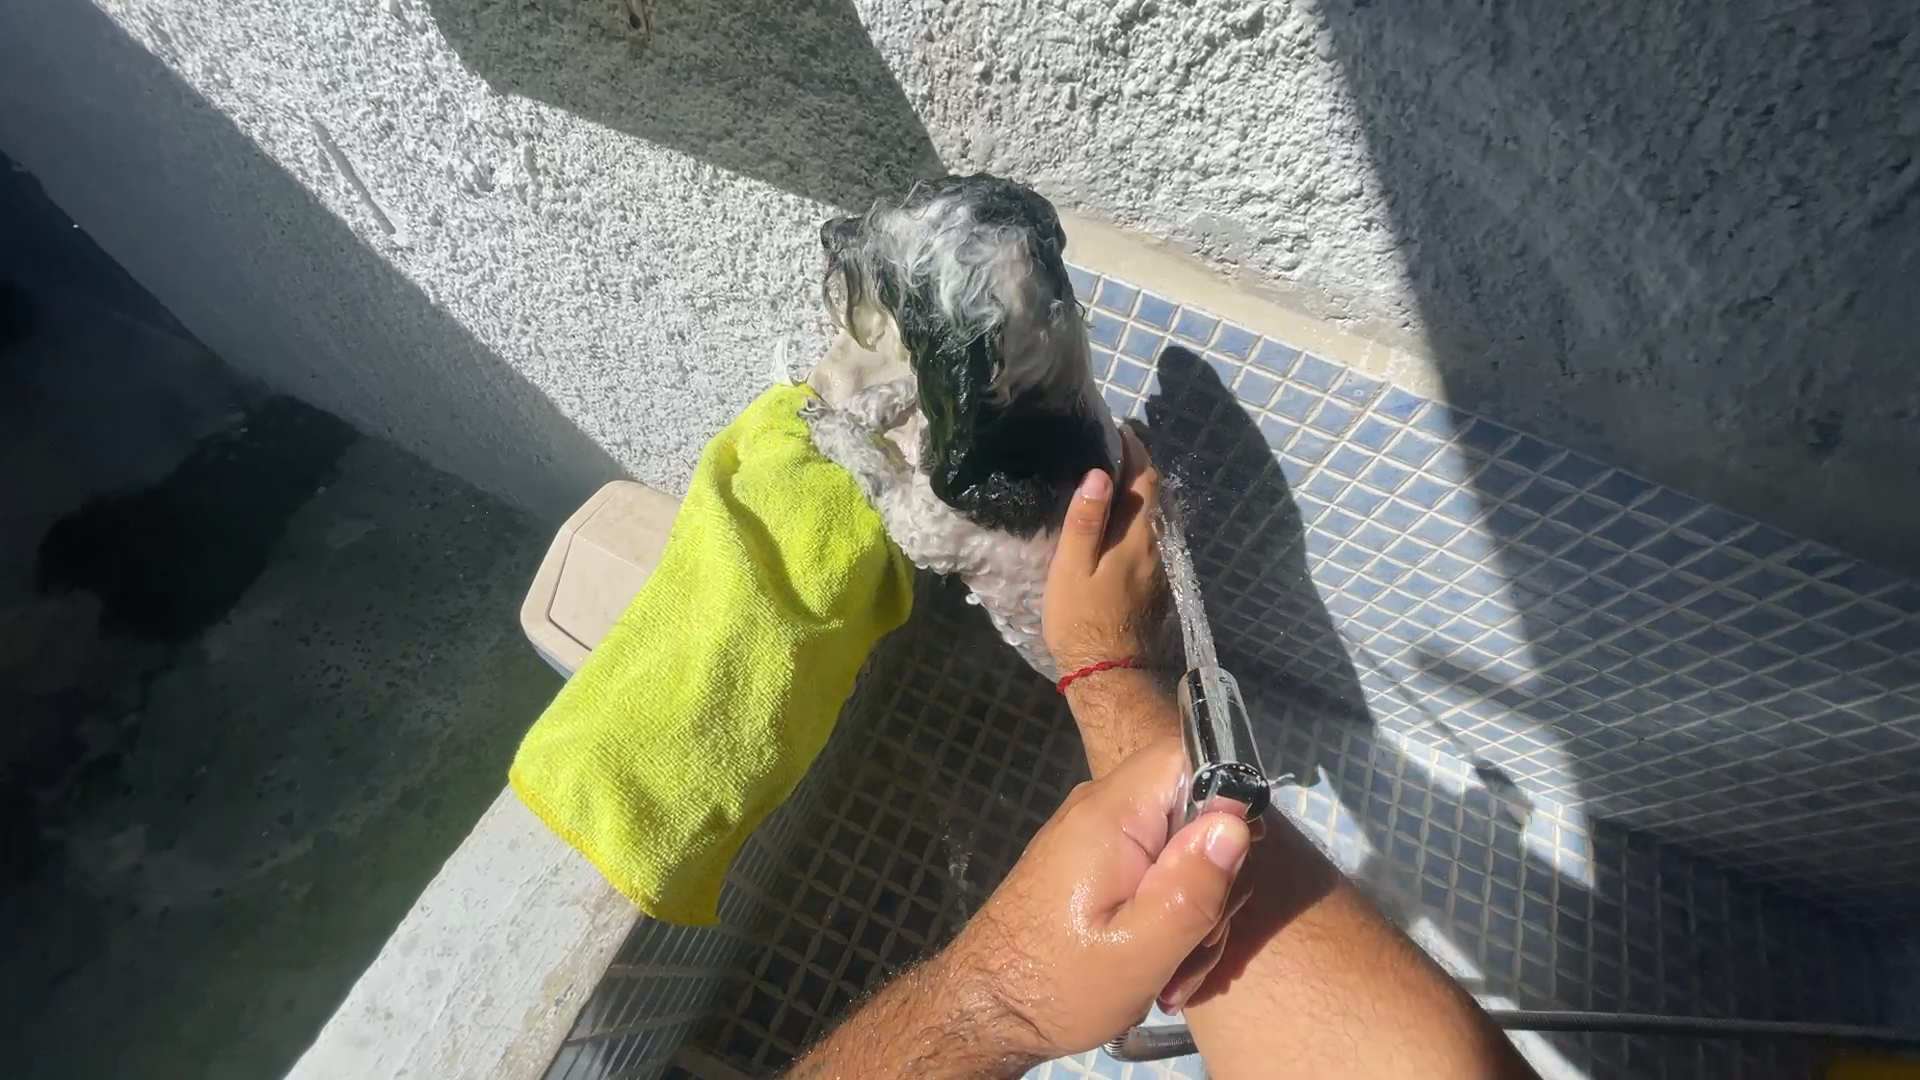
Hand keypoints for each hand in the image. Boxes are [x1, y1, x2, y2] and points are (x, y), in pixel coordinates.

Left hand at [936, 738, 1252, 1061]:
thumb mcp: (1138, 951)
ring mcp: (1099, 831)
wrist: (991, 1002)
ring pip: (1180, 846)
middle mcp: (1104, 806)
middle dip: (1212, 878)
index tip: (1230, 867)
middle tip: (1197, 943)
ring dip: (1193, 908)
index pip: (1186, 754)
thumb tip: (1236, 823)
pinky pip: (1154, 865)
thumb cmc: (1057, 981)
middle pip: (1193, 808)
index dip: (1226, 800)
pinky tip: (1160, 961)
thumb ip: (1190, 887)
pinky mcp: (1097, 857)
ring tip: (1173, 968)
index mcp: (1112, 812)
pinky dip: (1168, 911)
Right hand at [1043, 427, 1162, 672]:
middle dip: (1138, 468)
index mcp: (1136, 538)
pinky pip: (1148, 537)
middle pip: (1153, 497)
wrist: (1107, 671)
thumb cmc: (1082, 618)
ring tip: (1112, 479)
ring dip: (1137, 493)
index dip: (1136, 453)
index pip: (1144, 482)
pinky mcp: (1152, 584)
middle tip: (1113, 448)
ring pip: (1152, 518)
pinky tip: (1117, 521)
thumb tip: (1100, 476)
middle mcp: (1155, 548)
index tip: (1121, 430)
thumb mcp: (1073, 568)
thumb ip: (1085, 521)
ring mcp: (1157, 568)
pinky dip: (1135, 518)